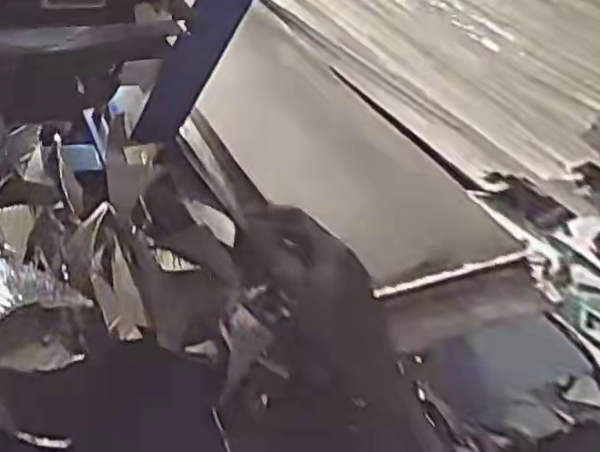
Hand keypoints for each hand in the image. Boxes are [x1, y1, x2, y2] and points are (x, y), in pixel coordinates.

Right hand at [239, 206, 392, 373]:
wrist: (362, 385)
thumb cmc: (325, 328)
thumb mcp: (290, 283)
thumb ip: (268, 248)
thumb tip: (247, 222)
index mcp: (334, 249)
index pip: (294, 216)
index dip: (263, 213)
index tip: (237, 219)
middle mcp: (345, 259)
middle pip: (301, 235)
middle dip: (270, 235)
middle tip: (242, 243)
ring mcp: (352, 282)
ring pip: (306, 256)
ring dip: (279, 255)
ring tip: (253, 265)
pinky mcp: (350, 304)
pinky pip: (314, 275)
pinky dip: (292, 274)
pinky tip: (276, 288)